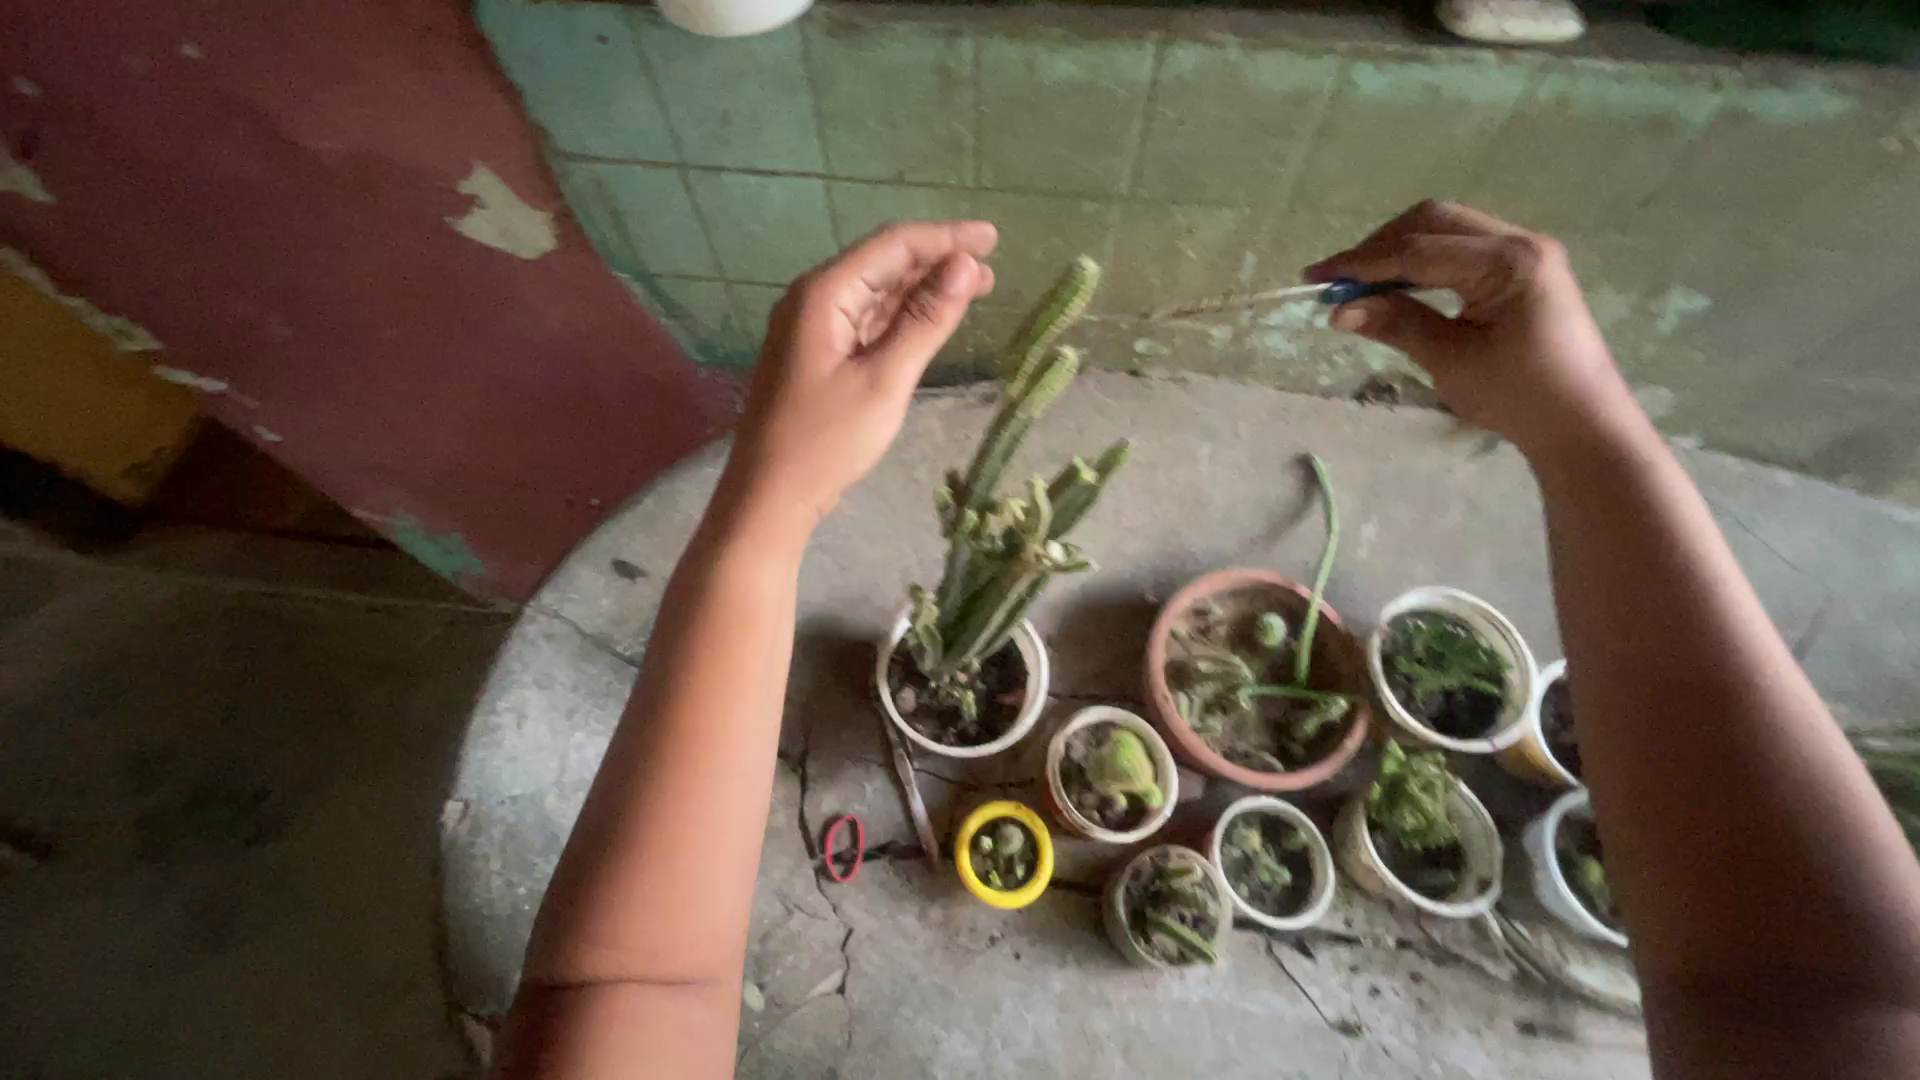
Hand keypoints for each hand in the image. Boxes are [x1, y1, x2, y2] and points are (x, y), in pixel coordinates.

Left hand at [723, 221, 997, 528]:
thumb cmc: (827, 440)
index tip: (992, 238)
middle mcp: (814, 299)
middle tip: (989, 268)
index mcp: (824, 293)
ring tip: (972, 290)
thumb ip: (926, 321)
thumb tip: (965, 266)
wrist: (771, 493)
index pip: (893, 246)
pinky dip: (900, 317)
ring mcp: (813, 328)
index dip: (945, 237)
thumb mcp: (884, 379)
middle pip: (883, 264)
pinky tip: (928, 321)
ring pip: (876, 293)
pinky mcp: (817, 355)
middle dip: (937, 261)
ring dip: (922, 289)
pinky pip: (865, 321)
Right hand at [1305, 201, 1639, 453]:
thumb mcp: (1449, 360)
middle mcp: (1518, 242)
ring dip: (1396, 252)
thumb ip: (1397, 324)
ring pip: (1444, 231)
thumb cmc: (1516, 395)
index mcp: (1507, 262)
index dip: (1361, 263)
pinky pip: (1457, 249)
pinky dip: (1419, 263)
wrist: (1578, 418)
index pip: (1417, 250)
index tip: (1315, 277)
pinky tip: (1394, 287)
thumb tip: (1339, 310)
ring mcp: (1521, 252)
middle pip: (1432, 222)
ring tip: (1357, 285)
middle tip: (1335, 281)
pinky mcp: (1517, 269)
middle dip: (1377, 248)